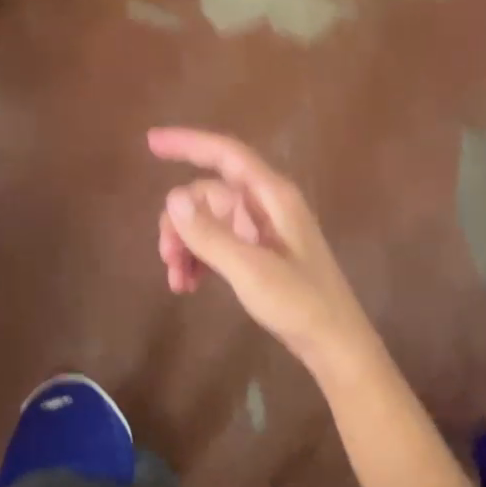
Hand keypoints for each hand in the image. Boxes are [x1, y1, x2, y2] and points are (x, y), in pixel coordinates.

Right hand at [149, 128, 381, 370]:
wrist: (335, 344)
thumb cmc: (299, 303)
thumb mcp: (250, 270)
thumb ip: (210, 234)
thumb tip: (172, 197)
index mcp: (272, 197)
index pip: (226, 154)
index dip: (188, 143)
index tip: (149, 142)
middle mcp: (267, 206)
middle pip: (209, 194)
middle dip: (180, 222)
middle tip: (167, 259)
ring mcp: (264, 230)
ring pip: (209, 221)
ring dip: (187, 244)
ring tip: (177, 282)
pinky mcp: (261, 253)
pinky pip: (219, 242)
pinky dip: (200, 258)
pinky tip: (189, 285)